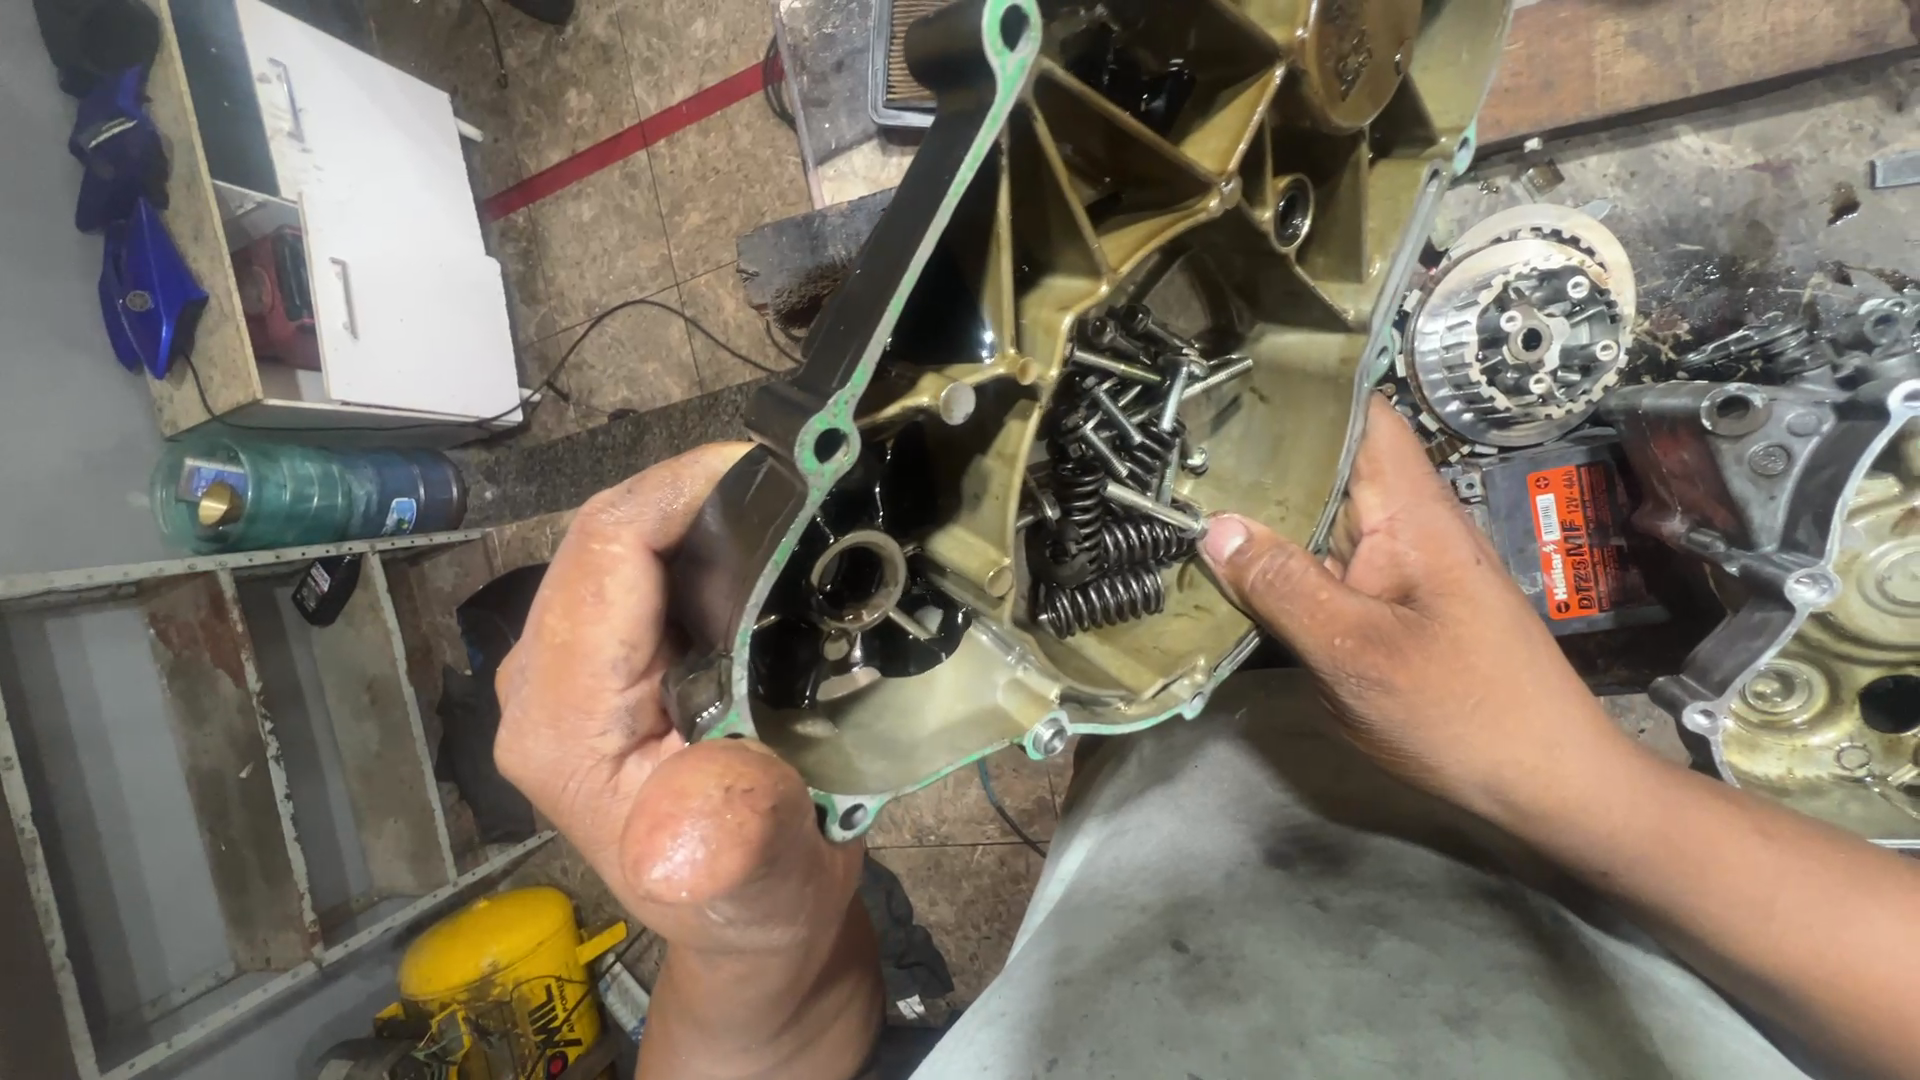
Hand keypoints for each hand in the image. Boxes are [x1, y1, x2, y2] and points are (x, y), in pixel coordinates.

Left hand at [494, 444, 878, 1078]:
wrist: (751, 920)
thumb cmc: (755, 904)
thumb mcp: (755, 890)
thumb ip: (724, 852)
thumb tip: (690, 833)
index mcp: (567, 723)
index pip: (607, 554)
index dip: (685, 490)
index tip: (779, 467)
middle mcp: (550, 681)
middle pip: (607, 534)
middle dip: (700, 490)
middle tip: (801, 480)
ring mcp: (577, 667)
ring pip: (626, 542)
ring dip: (704, 510)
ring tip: (789, 501)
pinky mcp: (611, 662)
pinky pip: (646, 568)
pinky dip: (704, 540)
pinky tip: (762, 546)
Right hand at [1198, 396, 1630, 817]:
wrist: (1545, 786)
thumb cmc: (1461, 713)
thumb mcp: (1356, 654)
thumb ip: (1282, 587)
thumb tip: (1213, 528)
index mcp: (1411, 516)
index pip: (1362, 421)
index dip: (1302, 397)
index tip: (1231, 394)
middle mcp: (1405, 527)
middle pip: (1330, 468)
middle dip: (1261, 458)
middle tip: (1181, 456)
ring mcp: (1396, 567)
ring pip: (1321, 519)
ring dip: (1265, 511)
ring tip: (1190, 499)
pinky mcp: (1388, 604)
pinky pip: (1324, 564)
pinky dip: (1280, 559)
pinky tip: (1233, 566)